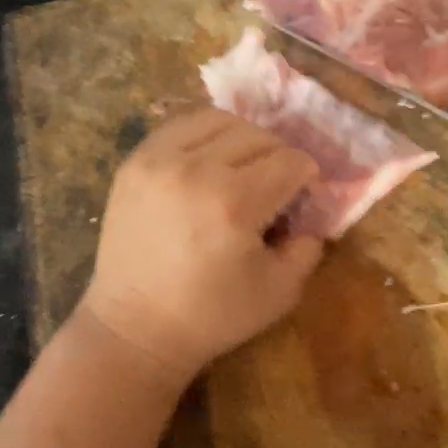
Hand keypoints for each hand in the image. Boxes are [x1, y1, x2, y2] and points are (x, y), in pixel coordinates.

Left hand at [79, 107, 324, 383]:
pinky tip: (211, 159)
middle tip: (279, 180)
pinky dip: (205, 135)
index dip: (307, 174)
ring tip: (245, 164)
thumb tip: (313, 214)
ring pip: (219, 120)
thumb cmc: (211, 316)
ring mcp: (159, 160)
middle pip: (257, 136)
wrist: (133, 327)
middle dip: (278, 155)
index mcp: (234, 203)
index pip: (289, 162)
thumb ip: (308, 248)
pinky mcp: (135, 161)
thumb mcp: (279, 292)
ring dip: (243, 137)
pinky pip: (180, 126)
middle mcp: (196, 169)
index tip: (306, 190)